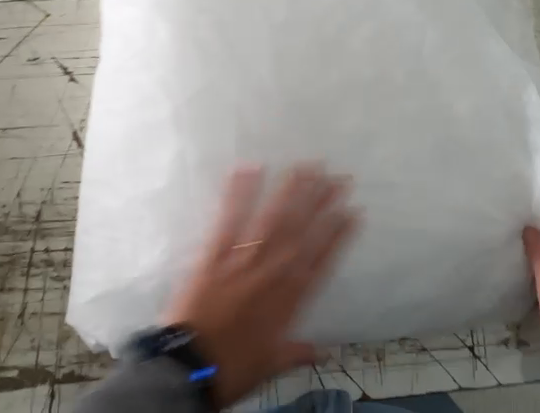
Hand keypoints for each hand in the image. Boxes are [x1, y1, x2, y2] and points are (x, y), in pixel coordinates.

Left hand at [165, 165, 358, 407]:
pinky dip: (239, 193)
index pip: (320, 260)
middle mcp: (271, 273)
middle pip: (301, 232)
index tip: (353, 210)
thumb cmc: (230, 371)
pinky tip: (249, 169)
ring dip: (291, 192)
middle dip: (321, 203)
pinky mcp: (214, 256)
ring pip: (272, 220)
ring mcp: (243, 260)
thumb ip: (297, 353)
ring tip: (306, 167)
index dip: (338, 234)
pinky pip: (229, 220)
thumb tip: (324, 352)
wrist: (186, 372)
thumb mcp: (269, 365)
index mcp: (288, 299)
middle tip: (338, 177)